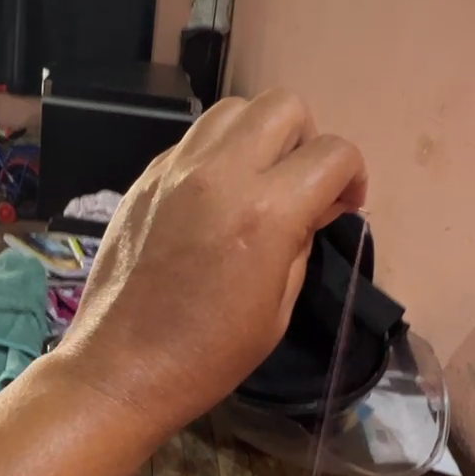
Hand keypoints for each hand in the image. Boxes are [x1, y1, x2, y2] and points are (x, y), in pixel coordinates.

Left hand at [55, 90, 366, 432]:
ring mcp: (175, 170)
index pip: (333, 153)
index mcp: (266, 212)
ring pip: (234, 110)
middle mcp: (221, 173)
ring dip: (259, 136)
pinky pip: (194, 140)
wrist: (122, 369)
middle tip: (299, 187)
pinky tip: (213, 198)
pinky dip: (217, 155)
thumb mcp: (278, 309)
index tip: (343, 206)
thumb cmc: (208, 356)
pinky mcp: (146, 179)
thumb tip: (318, 206)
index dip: (352, 176)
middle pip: (283, 106)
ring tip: (256, 182)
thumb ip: (302, 242)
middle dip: (306, 141)